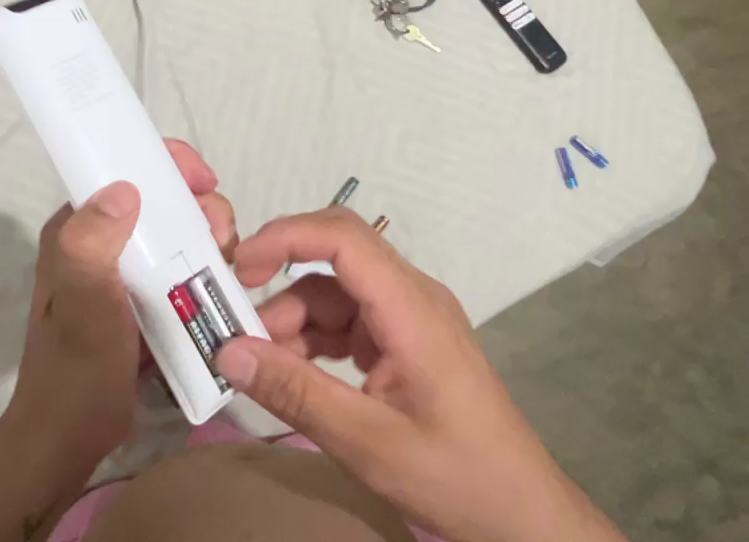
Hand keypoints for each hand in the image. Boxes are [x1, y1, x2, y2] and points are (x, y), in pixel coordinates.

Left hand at [0, 140, 235, 467]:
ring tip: (227, 264)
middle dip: (198, 206)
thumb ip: (92, 244)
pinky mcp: (142, 299)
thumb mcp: (84, 302)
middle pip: (160, 199)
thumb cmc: (76, 367)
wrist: (71, 437)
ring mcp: (123, 271)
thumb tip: (125, 189)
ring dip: (208, 238)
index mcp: (78, 228)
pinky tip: (222, 285)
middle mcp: (100, 240)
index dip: (167, 164)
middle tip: (221, 235)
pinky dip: (205, 268)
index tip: (206, 181)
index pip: (123, 170)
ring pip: (176, 232)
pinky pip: (181, 267)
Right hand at [214, 209, 625, 541]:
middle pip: (335, 259)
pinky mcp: (404, 342)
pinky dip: (313, 340)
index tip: (239, 266)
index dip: (286, 237)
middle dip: (280, 281)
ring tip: (259, 364)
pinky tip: (291, 373)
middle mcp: (411, 297)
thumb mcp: (366, 441)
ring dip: (293, 320)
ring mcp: (409, 318)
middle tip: (234, 319)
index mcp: (411, 307)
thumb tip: (229, 351)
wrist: (520, 513)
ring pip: (335, 293)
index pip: (343, 237)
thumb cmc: (455, 474)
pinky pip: (348, 322)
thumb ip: (295, 393)